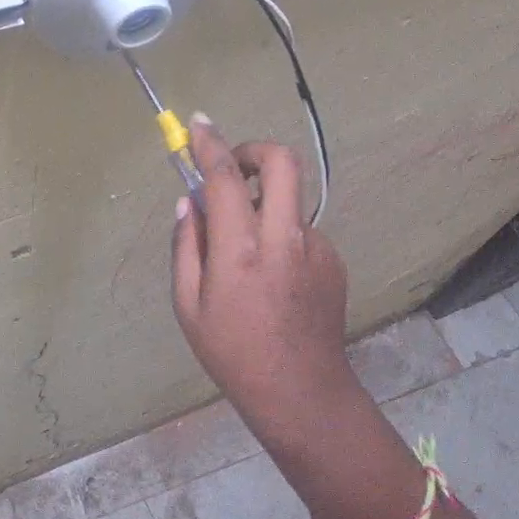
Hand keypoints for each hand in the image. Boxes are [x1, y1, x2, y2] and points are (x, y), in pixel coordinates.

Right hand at [171, 119, 357, 425]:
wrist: (302, 394)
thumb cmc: (233, 353)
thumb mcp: (189, 306)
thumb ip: (186, 246)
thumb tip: (189, 202)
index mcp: (241, 251)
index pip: (224, 178)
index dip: (209, 143)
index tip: (198, 124)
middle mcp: (283, 238)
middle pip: (282, 161)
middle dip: (254, 150)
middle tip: (233, 168)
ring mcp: (315, 247)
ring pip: (289, 199)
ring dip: (264, 206)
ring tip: (247, 256)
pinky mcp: (333, 260)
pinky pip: (299, 230)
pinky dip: (279, 237)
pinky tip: (273, 279)